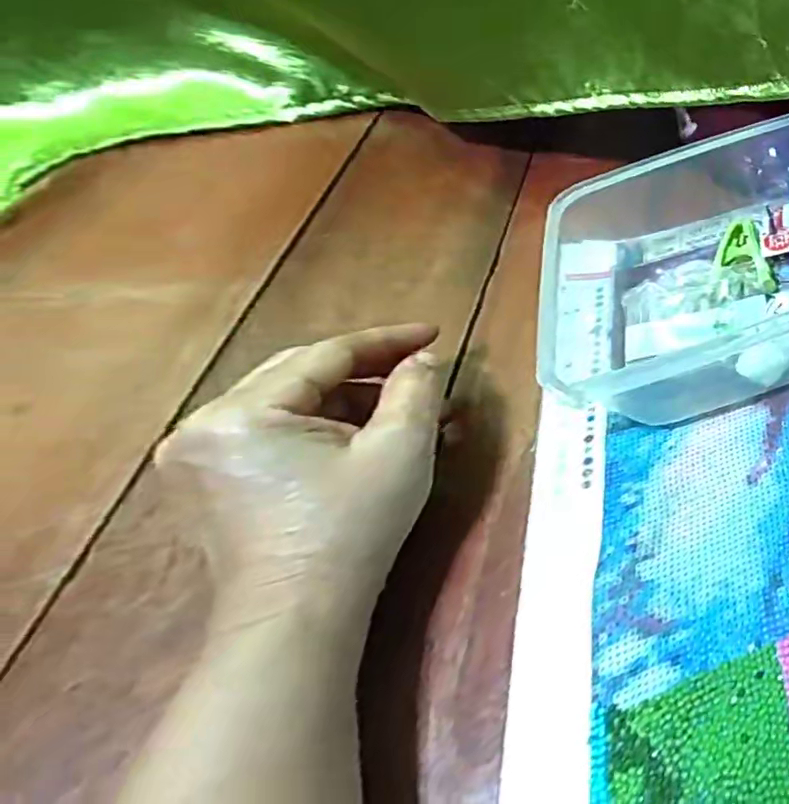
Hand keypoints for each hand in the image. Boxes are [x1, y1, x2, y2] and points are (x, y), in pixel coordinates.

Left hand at [157, 324, 444, 622]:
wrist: (301, 610)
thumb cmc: (354, 522)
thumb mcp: (402, 445)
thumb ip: (416, 388)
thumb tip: (421, 360)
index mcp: (241, 414)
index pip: (325, 355)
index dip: (387, 340)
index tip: (435, 334)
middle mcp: (202, 428)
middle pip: (300, 373)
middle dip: (368, 367)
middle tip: (422, 366)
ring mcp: (197, 458)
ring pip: (288, 401)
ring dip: (350, 397)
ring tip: (406, 408)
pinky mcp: (209, 482)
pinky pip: (273, 430)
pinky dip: (324, 423)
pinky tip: (367, 435)